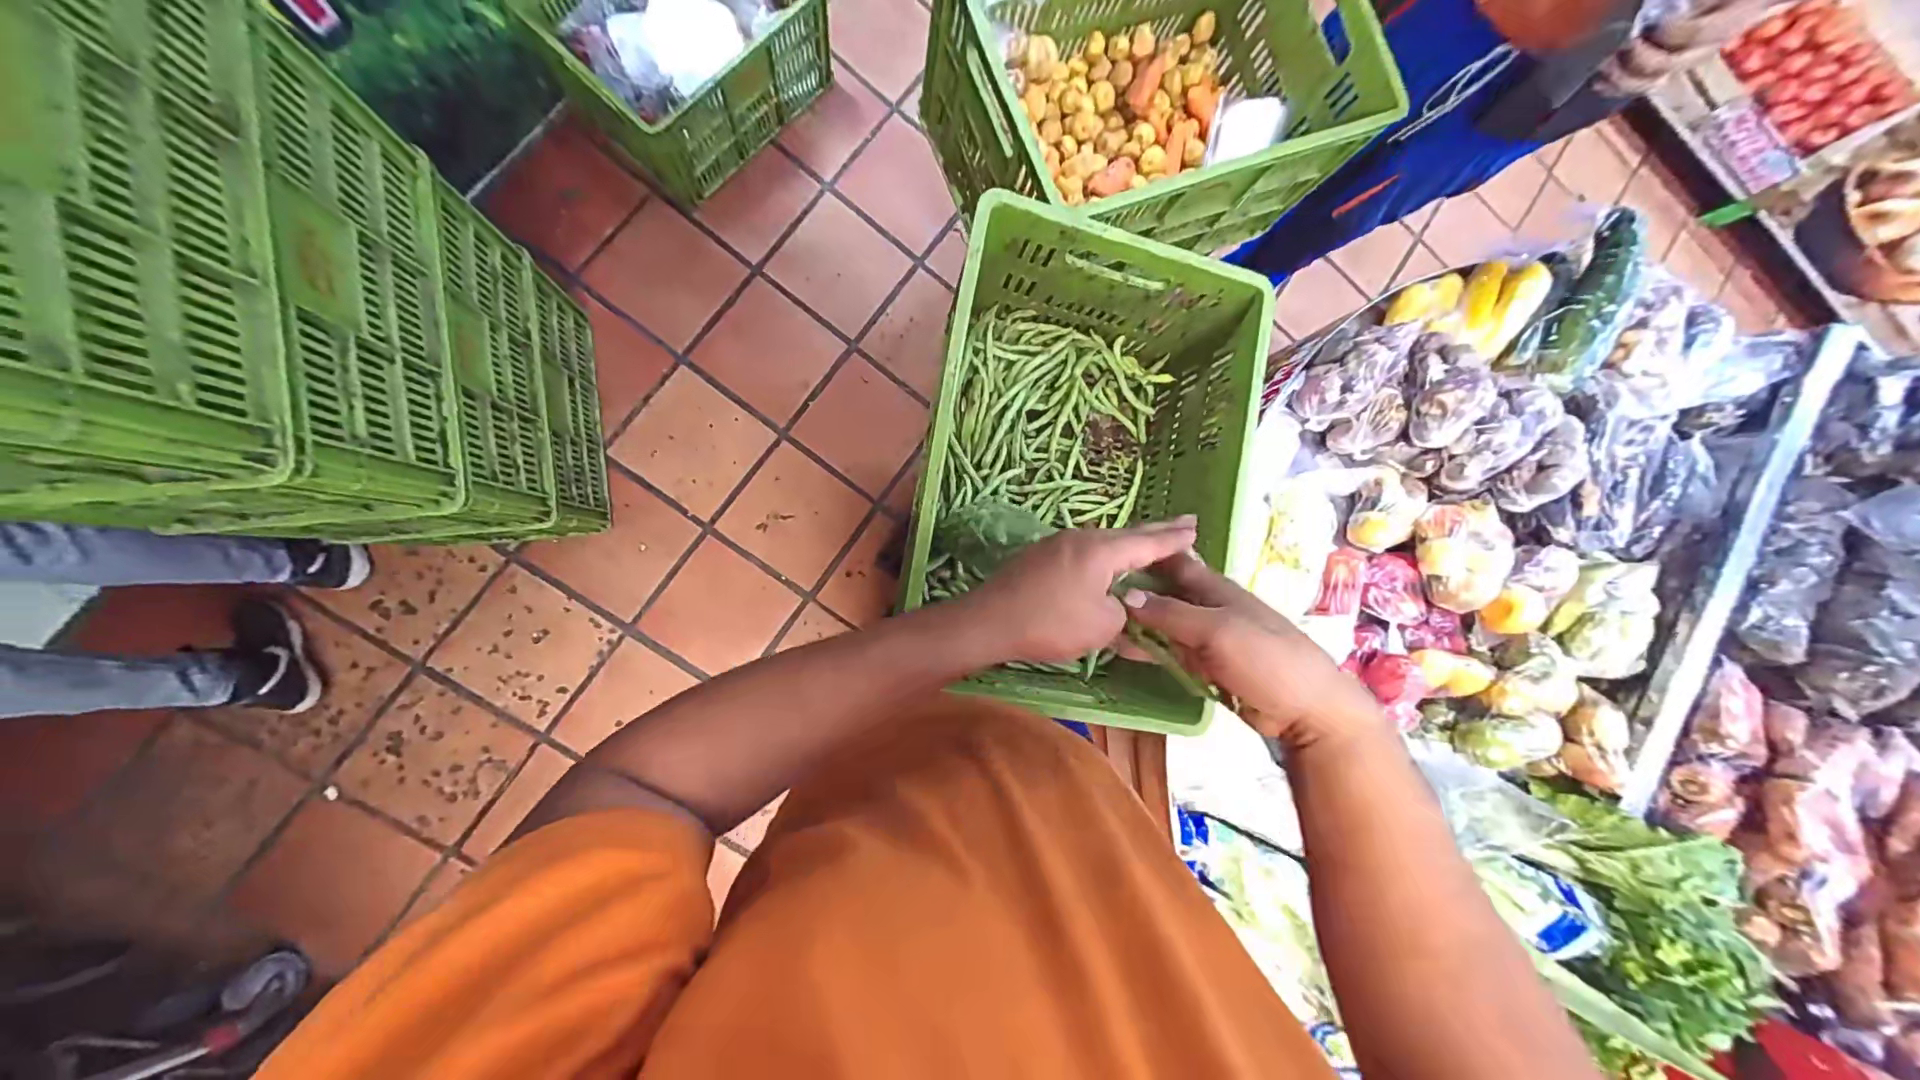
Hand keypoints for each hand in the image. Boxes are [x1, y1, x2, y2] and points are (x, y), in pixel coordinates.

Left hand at [956, 516, 1198, 665]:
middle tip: (1184, 523)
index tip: (1195, 528)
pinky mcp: (1040, 557)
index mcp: (1102, 550)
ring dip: (1128, 544)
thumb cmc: (1050, 624)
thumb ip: (1126, 620)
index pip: (1148, 542)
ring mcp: (1056, 544)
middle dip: (1156, 531)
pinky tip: (1105, 562)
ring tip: (1149, 543)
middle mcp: (1081, 538)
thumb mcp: (1101, 628)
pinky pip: (1083, 551)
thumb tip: (1130, 615)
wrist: (988, 621)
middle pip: (1126, 535)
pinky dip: (1104, 555)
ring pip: (1103, 542)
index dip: (1174, 538)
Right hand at [1120, 553, 1387, 748]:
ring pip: (1162, 622)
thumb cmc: (1266, 658)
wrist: (1306, 709)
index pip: (1174, 561)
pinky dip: (1148, 647)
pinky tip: (1124, 647)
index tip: (1109, 549)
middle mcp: (1207, 607)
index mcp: (1214, 588)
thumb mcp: (1216, 630)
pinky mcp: (1204, 665)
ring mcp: (1205, 637)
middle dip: (1132, 588)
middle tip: (1090, 590)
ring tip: (1099, 619)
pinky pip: (1169, 650)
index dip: (1146, 552)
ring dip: (1136, 621)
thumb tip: (1125, 594)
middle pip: (1163, 591)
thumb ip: (1170, 612)